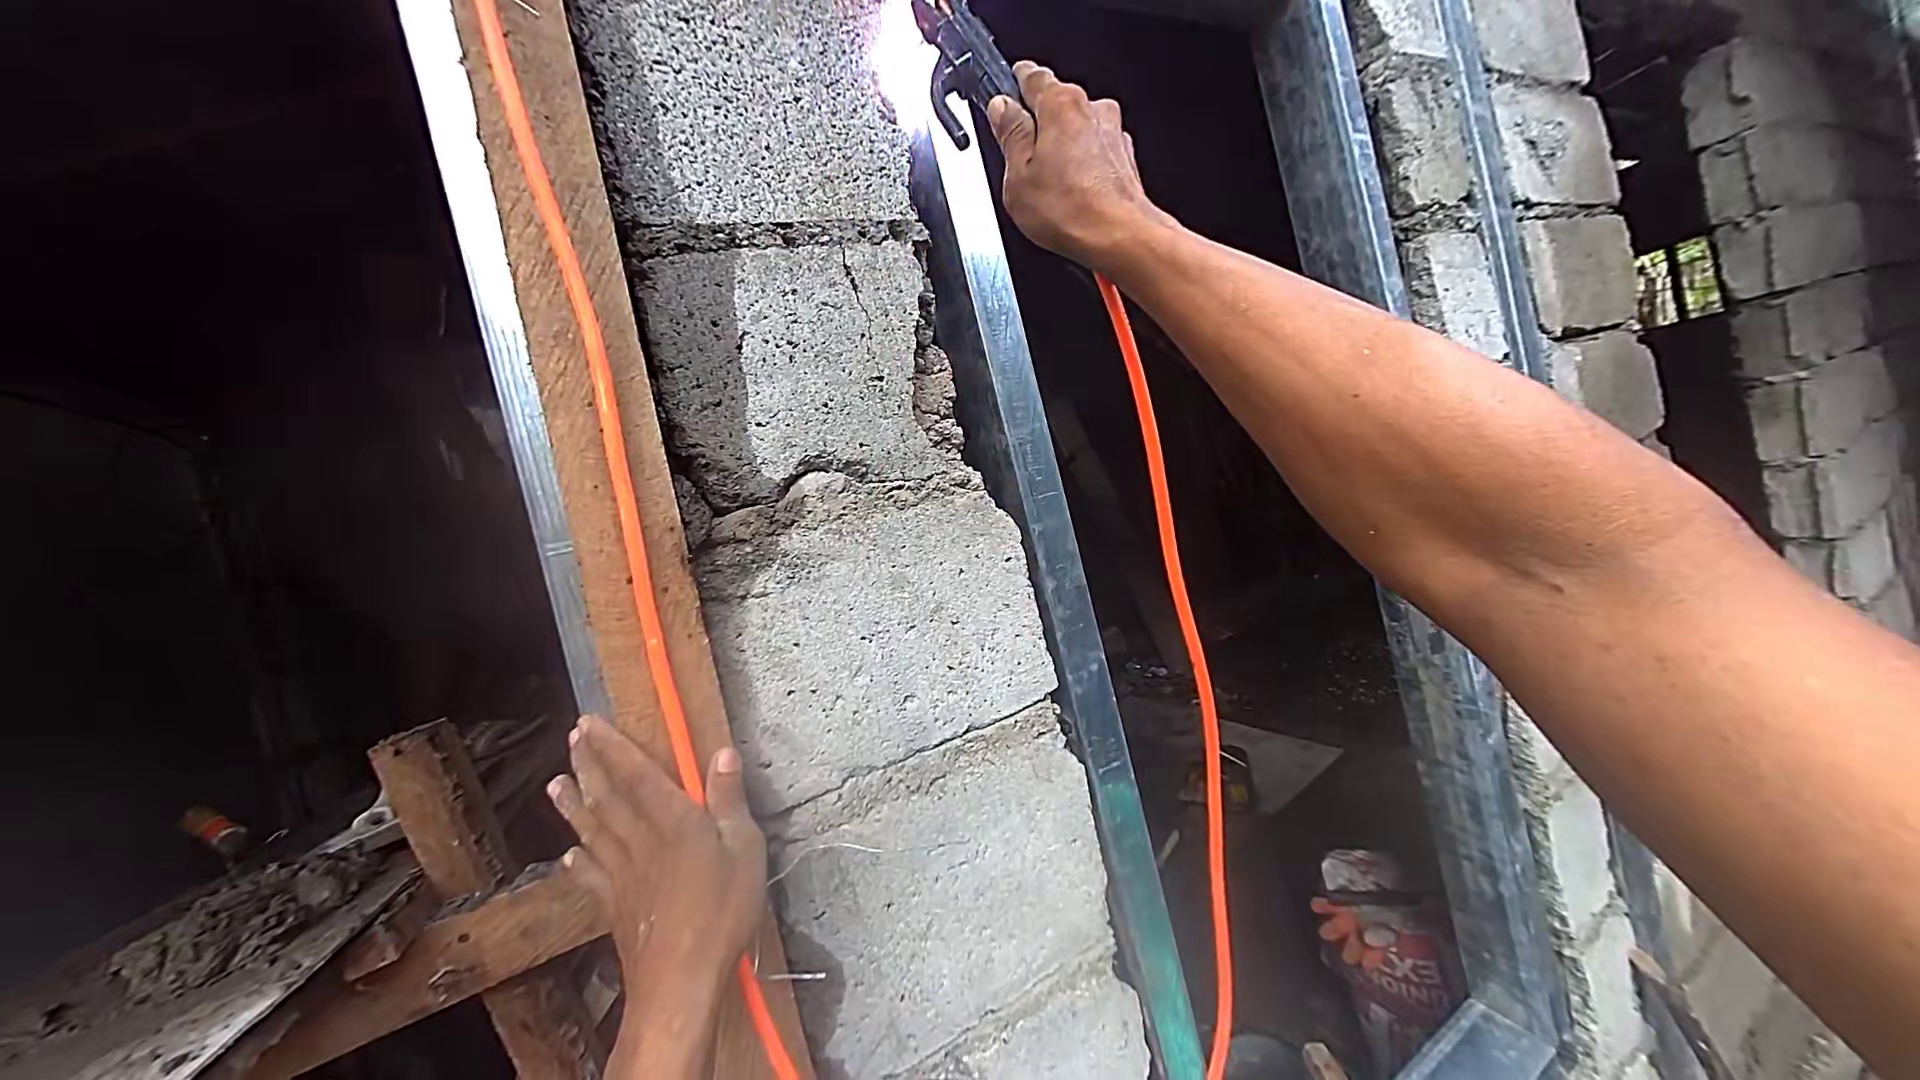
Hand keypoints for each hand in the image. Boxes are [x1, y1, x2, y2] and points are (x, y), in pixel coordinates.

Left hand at [547, 716, 766, 995]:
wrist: (681, 981)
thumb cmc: (721, 909)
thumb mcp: (744, 847)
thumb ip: (730, 800)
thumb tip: (724, 753)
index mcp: (673, 821)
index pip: (637, 775)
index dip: (613, 746)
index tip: (590, 723)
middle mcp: (641, 840)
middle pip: (608, 797)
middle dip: (589, 765)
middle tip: (571, 740)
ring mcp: (623, 874)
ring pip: (593, 830)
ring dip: (573, 804)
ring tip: (556, 783)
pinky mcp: (616, 905)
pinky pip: (592, 876)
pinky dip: (577, 862)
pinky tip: (567, 855)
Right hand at [987, 61, 1172, 269]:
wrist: (1118, 237)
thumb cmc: (1072, 210)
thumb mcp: (1017, 176)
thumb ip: (1009, 136)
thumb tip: (1001, 109)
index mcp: (1060, 104)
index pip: (1030, 76)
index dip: (1012, 84)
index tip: (1004, 95)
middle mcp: (1092, 109)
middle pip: (1056, 107)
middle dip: (1038, 128)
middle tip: (1019, 160)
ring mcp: (1113, 134)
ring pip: (1077, 133)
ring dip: (1062, 152)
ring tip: (1048, 188)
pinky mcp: (1124, 160)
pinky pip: (1094, 156)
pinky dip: (1082, 169)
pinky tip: (1071, 196)